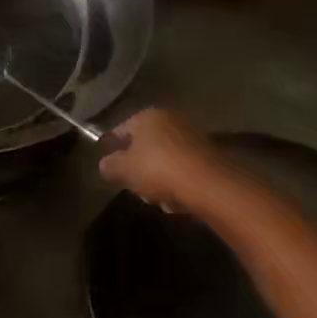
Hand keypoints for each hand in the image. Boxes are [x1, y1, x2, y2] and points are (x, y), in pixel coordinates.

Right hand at [98, 107, 237, 214]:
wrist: (211, 186)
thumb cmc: (159, 169)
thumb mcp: (123, 169)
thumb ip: (109, 166)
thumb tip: (105, 165)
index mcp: (147, 116)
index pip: (120, 130)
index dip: (112, 149)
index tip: (110, 168)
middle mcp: (171, 120)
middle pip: (144, 145)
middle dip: (138, 166)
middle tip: (134, 186)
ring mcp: (193, 137)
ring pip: (165, 158)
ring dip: (159, 177)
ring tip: (157, 199)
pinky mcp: (211, 156)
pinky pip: (184, 169)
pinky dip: (178, 182)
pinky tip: (177, 201)